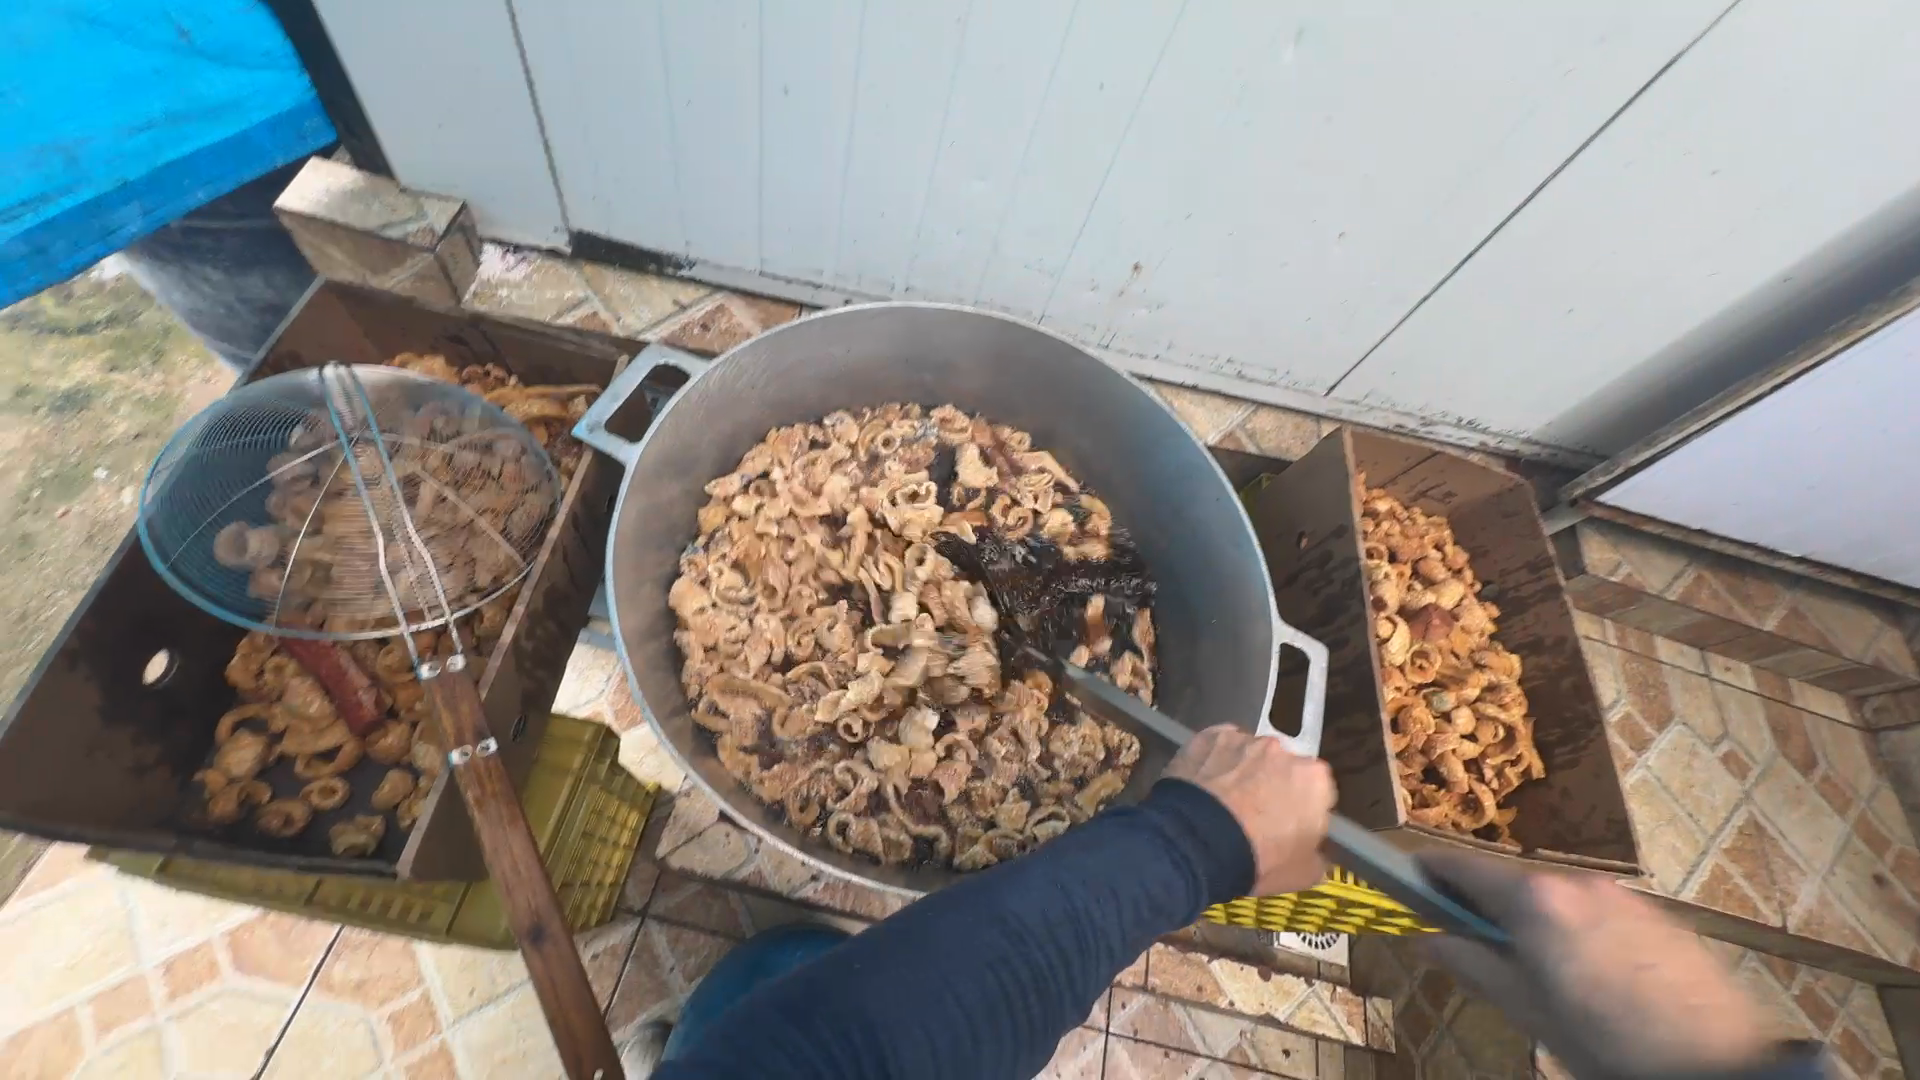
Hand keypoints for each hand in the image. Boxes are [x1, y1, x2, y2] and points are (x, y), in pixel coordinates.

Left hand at [1162, 725, 1334, 894]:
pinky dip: (1212, 760)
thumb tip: (1312, 850)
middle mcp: (1279, 749)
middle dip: (1272, 783)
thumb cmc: (1260, 859)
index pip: (1316, 790)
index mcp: (1313, 778)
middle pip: (1280, 766)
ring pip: (1246, 753)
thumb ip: (1316, 853)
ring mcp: (1240, 739)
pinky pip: (1215, 747)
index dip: (1302, 808)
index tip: (1288, 825)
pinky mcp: (1206, 736)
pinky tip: (1202, 784)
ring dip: (1240, 770)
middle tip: (1253, 813)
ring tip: (1221, 800)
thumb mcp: (1305, 873)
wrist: (1198, 841)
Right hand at [1420, 852, 1774, 1078]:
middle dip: (1483, 902)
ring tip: (1541, 966)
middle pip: (1506, 879)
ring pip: (1552, 894)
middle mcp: (1570, 881)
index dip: (1426, 870)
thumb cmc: (1607, 1043)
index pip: (1457, 864)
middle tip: (1476, 942)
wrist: (1729, 1074)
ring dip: (1532, 915)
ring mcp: (1619, 895)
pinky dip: (1576, 925)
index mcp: (1530, 897)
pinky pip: (1595, 909)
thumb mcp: (1526, 1009)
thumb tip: (1423, 939)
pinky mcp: (1657, 916)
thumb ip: (1469, 963)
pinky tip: (1594, 972)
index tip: (1407, 884)